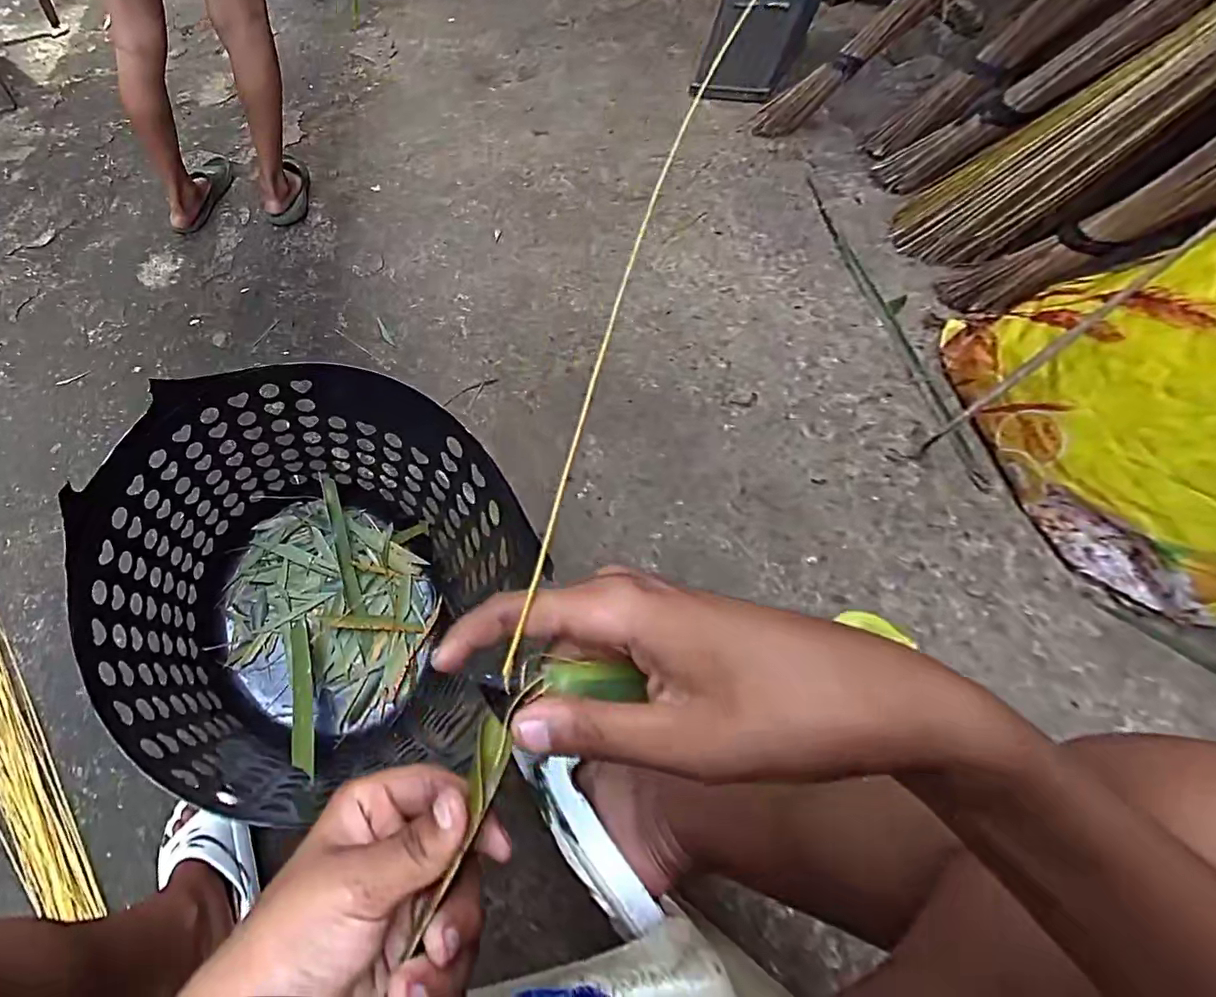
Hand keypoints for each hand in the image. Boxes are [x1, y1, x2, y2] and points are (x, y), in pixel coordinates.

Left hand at [181, 765, 511, 996]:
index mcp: (370, 813)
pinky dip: (436, 981)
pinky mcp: (413, 949)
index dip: (468, 809)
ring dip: (445, 951)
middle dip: (456, 903)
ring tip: (412, 972)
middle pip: (460, 856)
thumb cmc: (288, 934)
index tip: (494, 842)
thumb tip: (459, 803)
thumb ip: (414, 848)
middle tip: (438, 930)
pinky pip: (454, 957)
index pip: (432, 790)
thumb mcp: (355, 884)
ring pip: (463, 911)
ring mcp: (405, 902)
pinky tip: (404, 988)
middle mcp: (392, 851)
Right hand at [433, 568, 1037, 782]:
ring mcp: (651, 603)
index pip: (517, 610)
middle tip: (514, 724)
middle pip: (545, 625)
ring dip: (564, 679)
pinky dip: (595, 676)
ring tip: (567, 728)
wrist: (894, 700)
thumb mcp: (683, 740)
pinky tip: (616, 711)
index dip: (471, 635)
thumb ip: (590, 729)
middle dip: (522, 671)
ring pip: (578, 637)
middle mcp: (625, 592)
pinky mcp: (671, 620)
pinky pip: (609, 642)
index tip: (439, 665)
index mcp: (619, 607)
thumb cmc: (788, 717)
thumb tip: (517, 725)